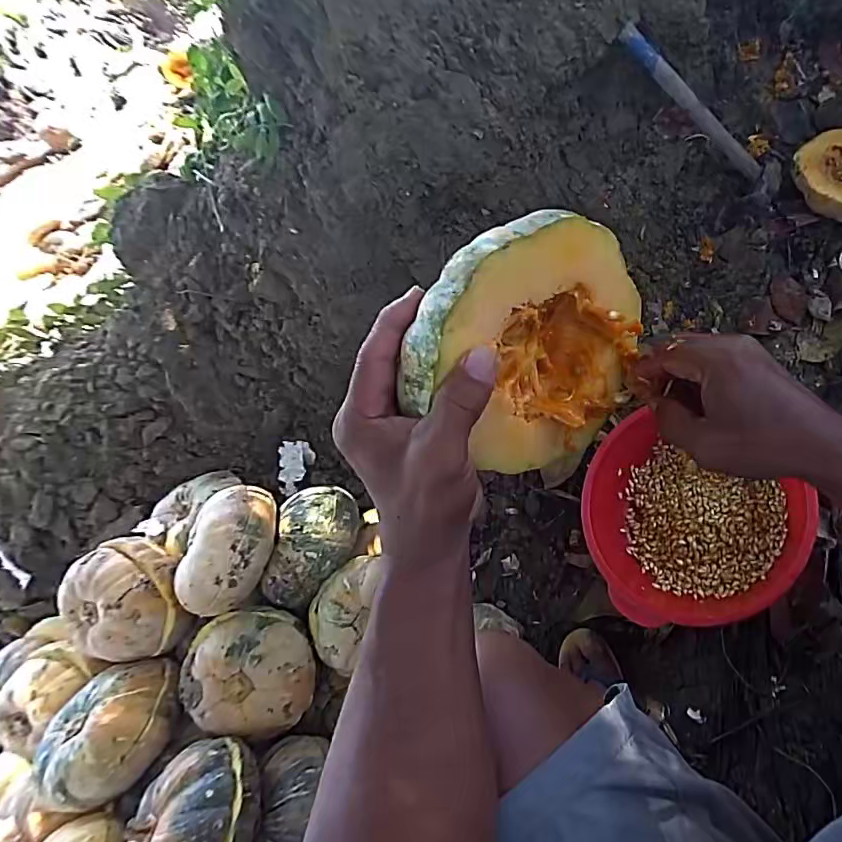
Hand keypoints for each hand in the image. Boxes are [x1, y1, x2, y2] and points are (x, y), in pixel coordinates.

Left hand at [332, 287, 495, 556]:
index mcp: (358, 416)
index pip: (373, 355)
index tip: (422, 293)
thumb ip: (458, 404)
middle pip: (389, 360)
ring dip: (434, 353)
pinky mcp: (412, 435)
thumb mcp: (441, 452)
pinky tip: (469, 366)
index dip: (396, 320)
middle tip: (447, 305)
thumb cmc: (427, 505)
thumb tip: (482, 354)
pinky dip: (446, 377)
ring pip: (410, 376)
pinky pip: (427, 394)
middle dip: (416, 331)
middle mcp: (368, 416)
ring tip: (461, 328)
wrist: (431, 548)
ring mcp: (389, 426)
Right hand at [630, 333, 841, 478]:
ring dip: (683, 375)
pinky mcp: (759, 361)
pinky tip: (706, 405)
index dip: (643, 373)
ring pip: (700, 352)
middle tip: (655, 402)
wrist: (818, 443)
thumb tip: (658, 406)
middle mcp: (731, 344)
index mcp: (714, 358)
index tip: (634, 392)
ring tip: (681, 409)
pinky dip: (704, 376)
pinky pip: (719, 359)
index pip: (664, 353)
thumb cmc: (763, 445)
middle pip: (681, 347)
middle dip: (663, 372)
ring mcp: (748, 350)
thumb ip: (670, 421)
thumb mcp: (704, 444)